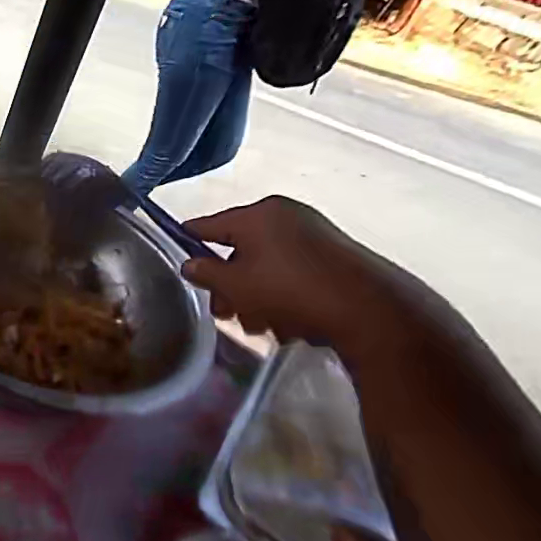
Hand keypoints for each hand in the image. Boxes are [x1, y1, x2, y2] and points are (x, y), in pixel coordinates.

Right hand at [180, 197, 430, 362]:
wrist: (366, 310)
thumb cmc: (289, 291)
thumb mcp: (236, 286)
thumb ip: (206, 273)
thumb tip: (189, 264)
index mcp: (258, 215)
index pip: (208, 224)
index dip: (188, 239)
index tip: (174, 251)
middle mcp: (285, 216)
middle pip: (238, 249)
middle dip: (228, 285)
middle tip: (227, 313)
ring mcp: (312, 235)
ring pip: (265, 266)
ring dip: (255, 297)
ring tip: (260, 325)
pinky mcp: (332, 257)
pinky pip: (291, 272)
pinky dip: (282, 295)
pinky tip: (287, 323)